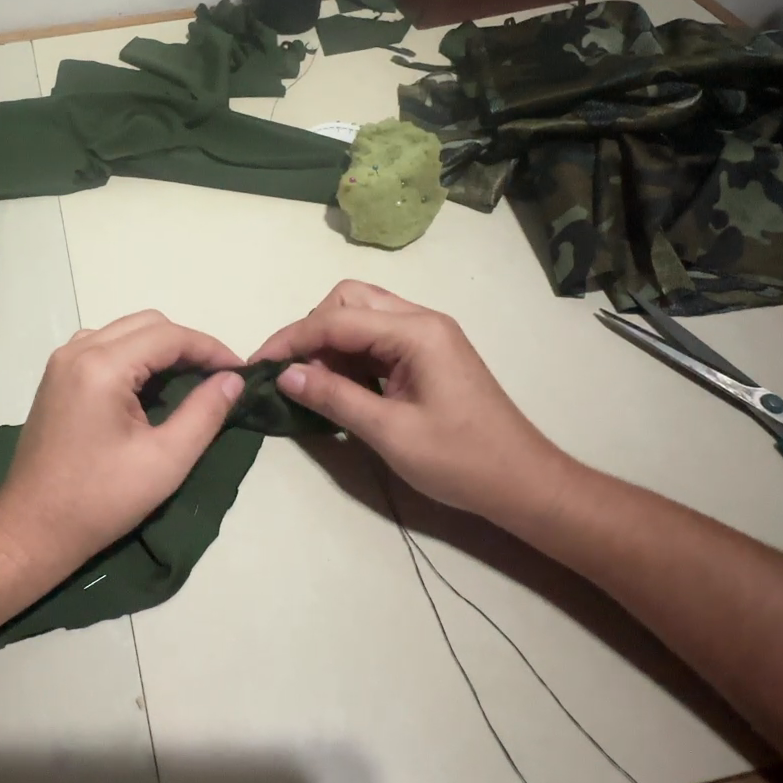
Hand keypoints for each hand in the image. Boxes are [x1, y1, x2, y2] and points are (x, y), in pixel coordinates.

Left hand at [0, 311, 243, 575]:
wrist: (32, 528)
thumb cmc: (100, 500)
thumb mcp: (165, 460)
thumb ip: (204, 413)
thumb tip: (232, 379)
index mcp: (101, 366)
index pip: (168, 335)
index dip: (210, 348)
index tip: (241, 371)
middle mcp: (77, 350)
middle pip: (146, 324)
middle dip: (187, 344)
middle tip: (217, 378)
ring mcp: (62, 361)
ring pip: (124, 331)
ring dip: (160, 348)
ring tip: (190, 380)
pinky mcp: (56, 377)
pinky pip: (104, 346)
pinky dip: (135, 355)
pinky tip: (152, 387)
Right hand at [250, 280, 574, 520]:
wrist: (523, 482)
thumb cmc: (460, 460)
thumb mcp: (389, 433)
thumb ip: (334, 398)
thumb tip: (285, 375)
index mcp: (416, 332)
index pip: (336, 319)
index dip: (292, 339)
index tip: (258, 363)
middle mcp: (421, 321)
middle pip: (348, 300)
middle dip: (312, 329)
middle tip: (294, 372)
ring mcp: (426, 335)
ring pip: (361, 315)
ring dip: (330, 341)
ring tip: (313, 382)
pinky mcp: (427, 353)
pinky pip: (376, 337)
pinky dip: (350, 354)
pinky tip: (339, 385)